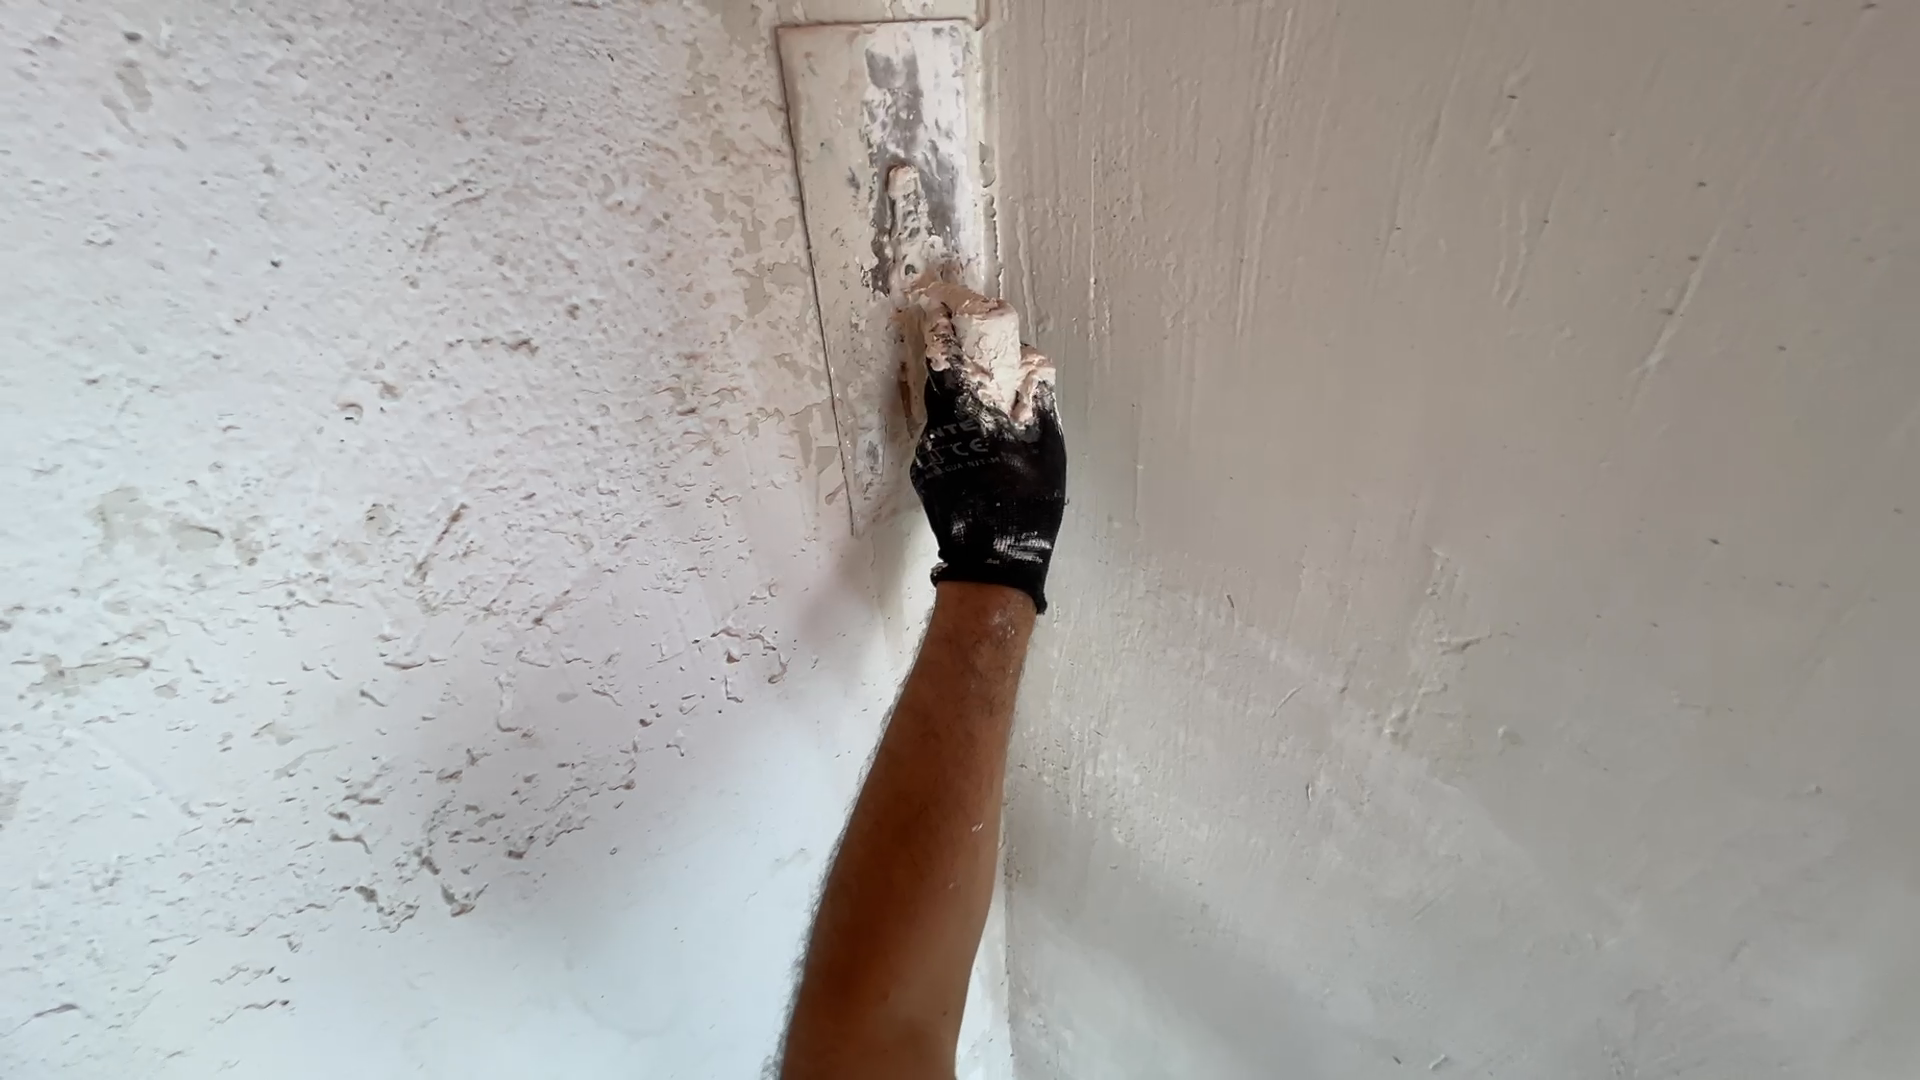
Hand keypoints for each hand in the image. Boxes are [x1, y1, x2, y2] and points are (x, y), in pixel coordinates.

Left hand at [909, 324, 1066, 612]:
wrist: (991, 561)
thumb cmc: (1027, 506)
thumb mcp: (1048, 453)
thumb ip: (1039, 406)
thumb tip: (1035, 368)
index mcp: (972, 418)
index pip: (948, 363)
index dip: (942, 332)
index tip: (938, 304)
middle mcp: (942, 431)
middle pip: (938, 382)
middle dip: (948, 357)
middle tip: (957, 336)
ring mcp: (929, 453)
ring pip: (939, 412)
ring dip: (954, 397)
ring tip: (976, 396)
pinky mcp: (925, 473)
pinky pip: (939, 438)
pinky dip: (954, 429)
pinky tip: (974, 439)